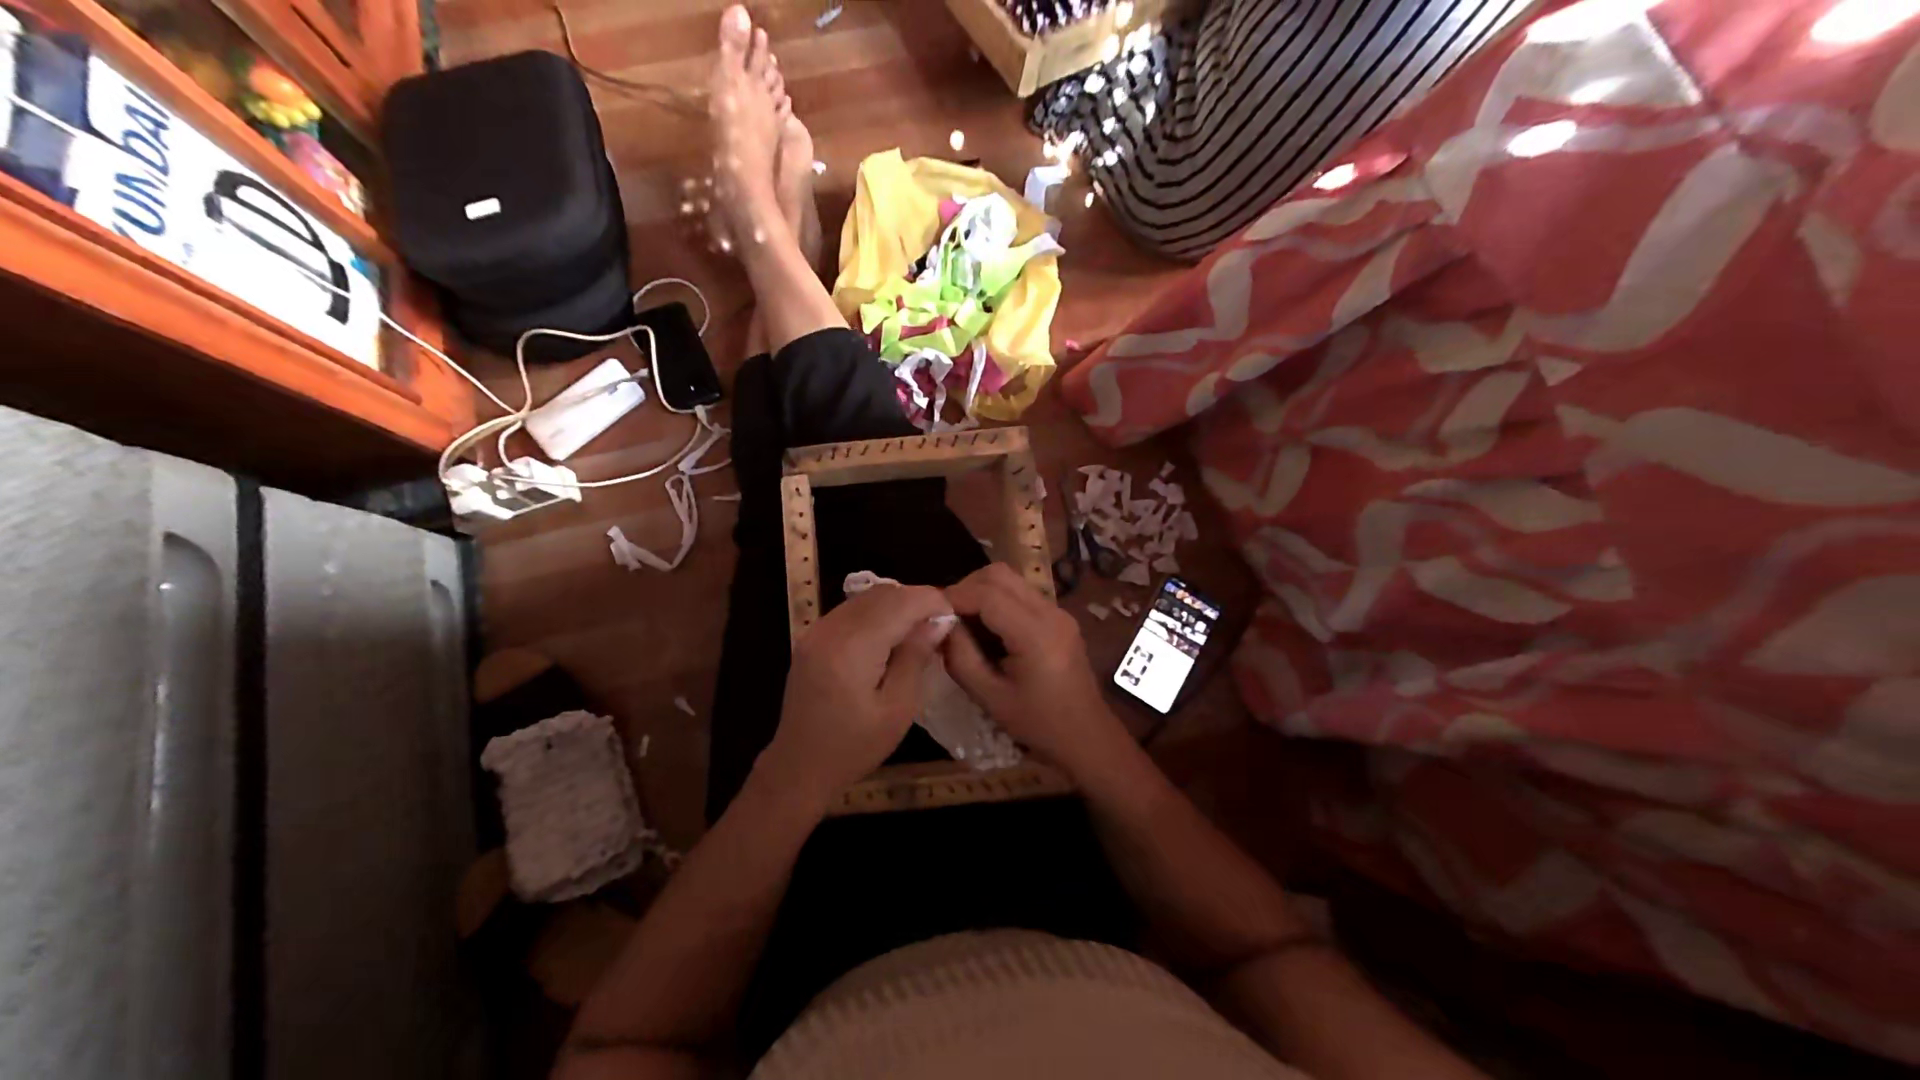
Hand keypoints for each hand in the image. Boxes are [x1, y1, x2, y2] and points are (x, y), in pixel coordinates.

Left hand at [758, 583, 954, 807]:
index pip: (901, 601)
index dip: (933, 602)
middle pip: (884, 592)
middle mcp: (831, 628)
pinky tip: (889, 639)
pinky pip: (851, 610)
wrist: (799, 766)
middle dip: (917, 601)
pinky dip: (876, 613)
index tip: (952, 621)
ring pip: (867, 597)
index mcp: (853, 647)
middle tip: (939, 628)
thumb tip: (939, 622)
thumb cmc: (854, 746)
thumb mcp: (898, 708)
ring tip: (918, 633)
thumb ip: (916, 657)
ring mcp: (816, 629)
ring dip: (897, 605)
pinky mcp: (812, 636)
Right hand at [942, 564, 1131, 779]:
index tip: (930, 612)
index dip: (954, 597)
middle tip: (946, 615)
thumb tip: (941, 623)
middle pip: (999, 575)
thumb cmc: (1038, 725)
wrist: (1087, 737)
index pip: (987, 594)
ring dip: (982, 592)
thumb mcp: (990, 698)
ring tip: (963, 622)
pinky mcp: (1060, 617)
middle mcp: (1051, 613)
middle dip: (966, 587)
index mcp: (1035, 634)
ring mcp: (1059, 612)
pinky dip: (998, 600)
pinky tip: (986, 629)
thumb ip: (961, 657)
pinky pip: (1022, 593)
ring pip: (1011, 579)